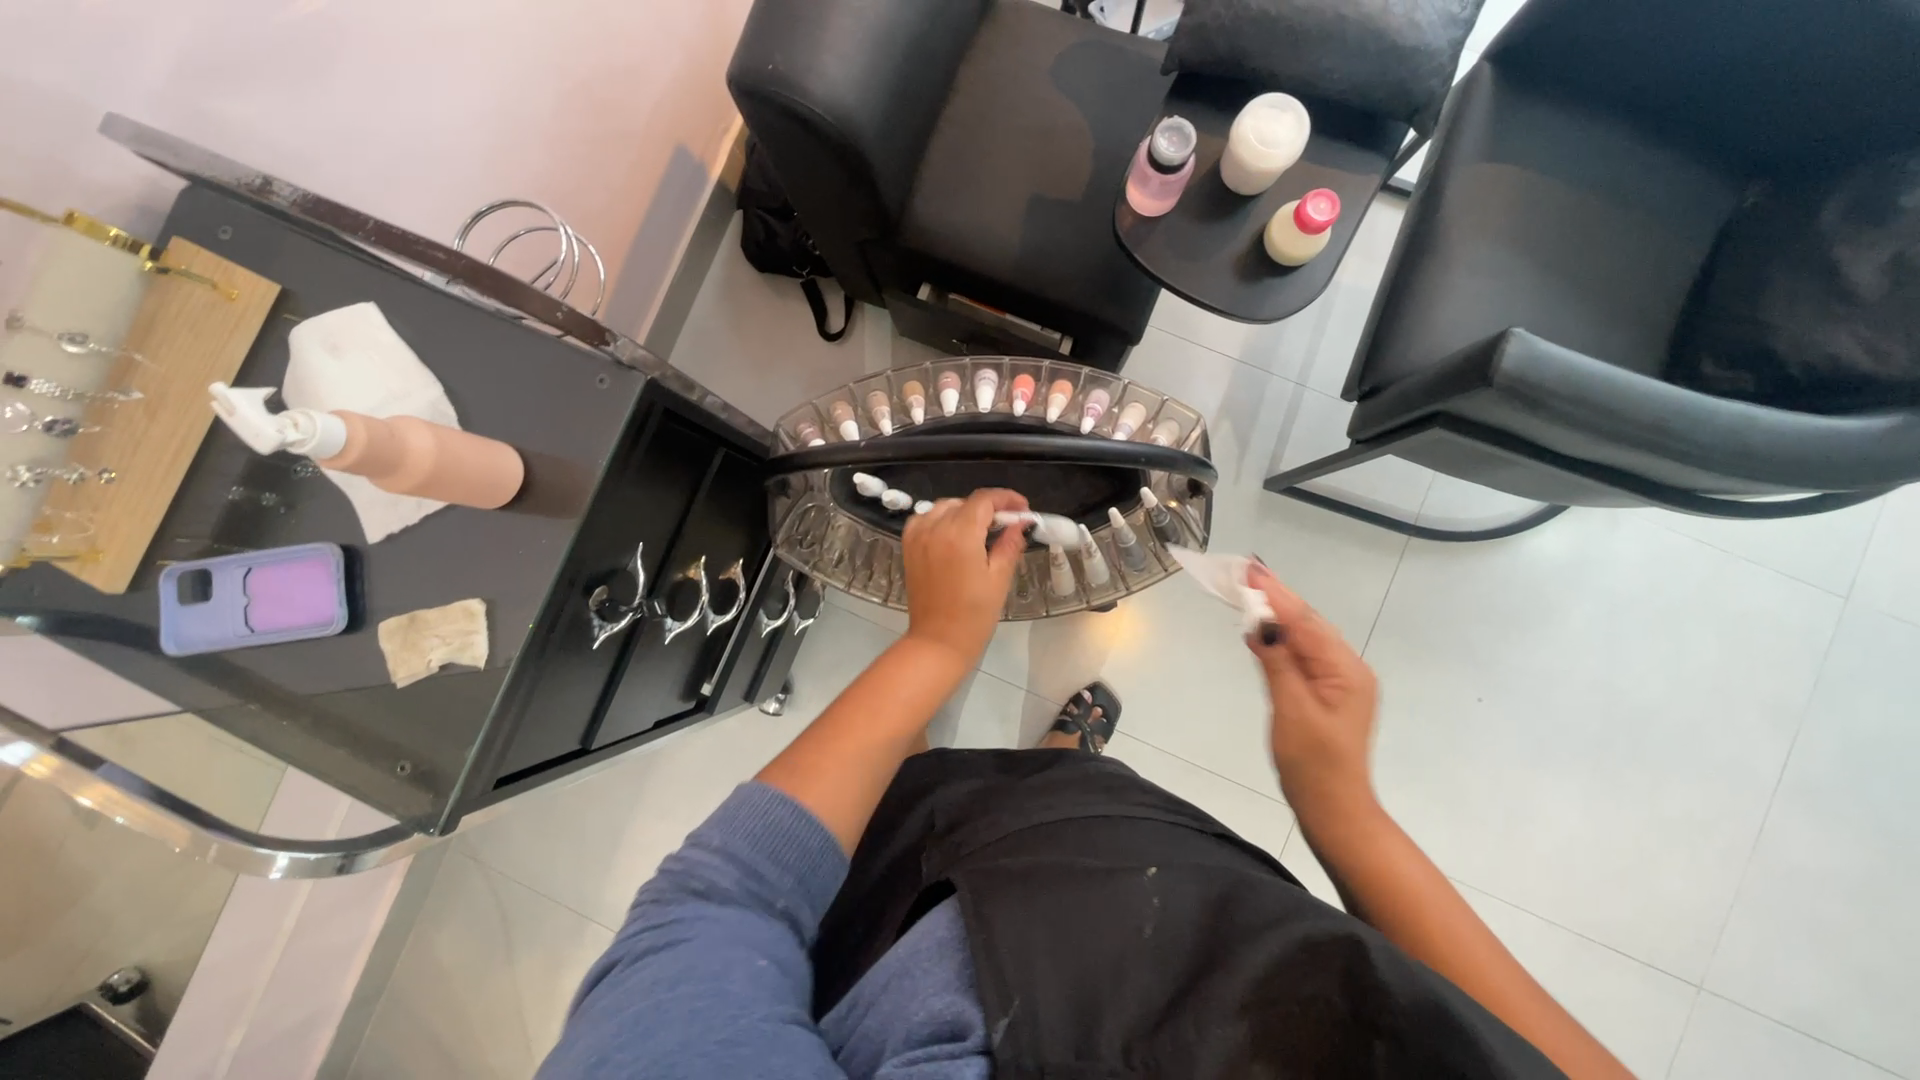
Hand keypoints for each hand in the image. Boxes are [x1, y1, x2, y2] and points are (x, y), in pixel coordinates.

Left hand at [901, 488, 1029, 665]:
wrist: (939, 640)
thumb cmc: (975, 614)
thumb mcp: (1000, 578)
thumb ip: (1010, 543)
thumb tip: (1020, 522)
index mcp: (960, 534)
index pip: (984, 500)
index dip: (1006, 499)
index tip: (1023, 509)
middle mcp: (935, 528)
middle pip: (965, 502)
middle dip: (988, 507)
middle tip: (1006, 524)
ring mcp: (918, 537)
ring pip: (943, 507)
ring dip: (964, 511)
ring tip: (981, 529)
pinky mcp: (908, 547)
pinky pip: (925, 519)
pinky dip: (940, 519)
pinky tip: (954, 534)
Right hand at [1245, 561, 1379, 818]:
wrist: (1333, 808)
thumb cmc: (1313, 763)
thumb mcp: (1292, 710)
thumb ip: (1278, 662)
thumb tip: (1261, 622)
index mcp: (1345, 669)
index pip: (1304, 621)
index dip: (1274, 594)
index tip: (1249, 569)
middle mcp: (1347, 668)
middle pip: (1307, 623)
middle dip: (1275, 597)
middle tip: (1244, 571)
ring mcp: (1339, 681)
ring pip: (1304, 638)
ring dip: (1277, 615)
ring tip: (1249, 590)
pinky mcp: (1326, 694)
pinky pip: (1302, 656)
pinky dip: (1280, 640)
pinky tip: (1261, 630)